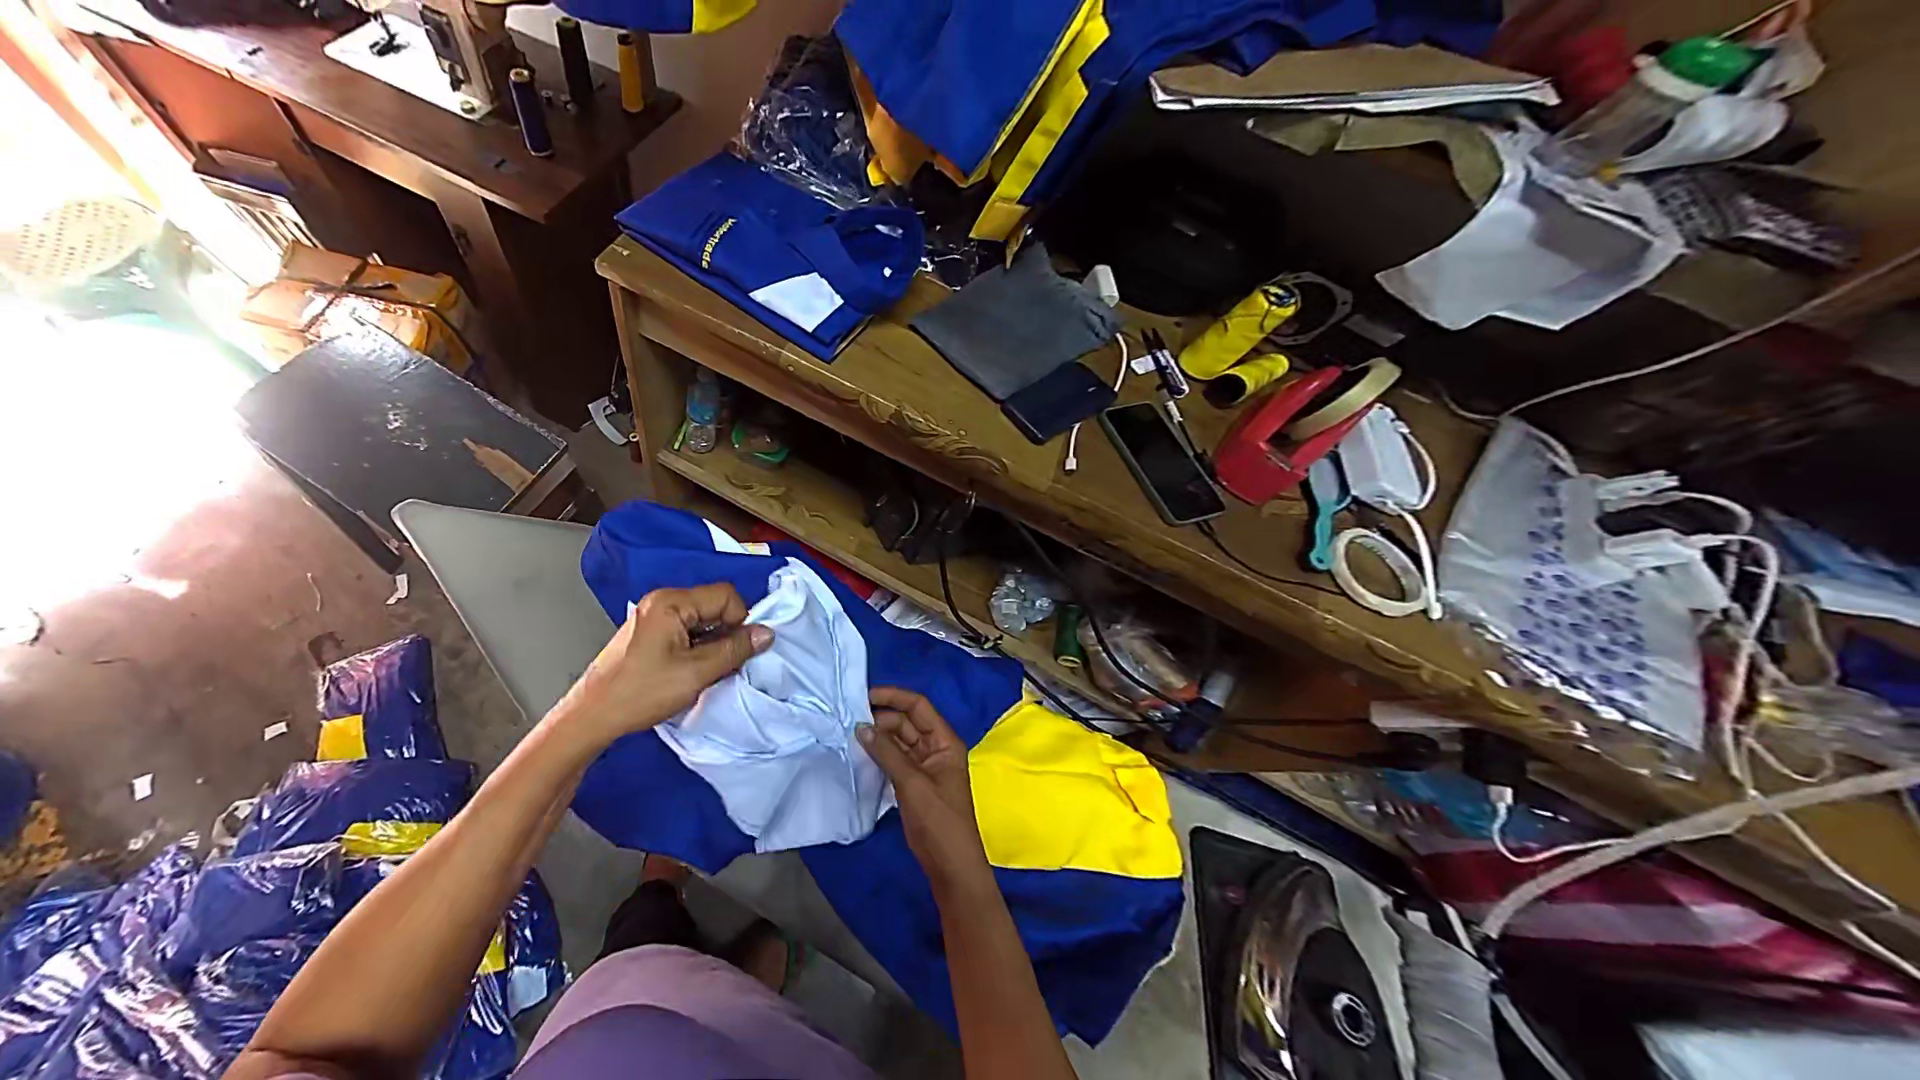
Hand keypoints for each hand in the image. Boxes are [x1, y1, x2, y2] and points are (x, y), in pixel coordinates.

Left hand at [555, 584, 771, 747]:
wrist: (592, 717)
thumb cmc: (640, 693)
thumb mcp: (696, 673)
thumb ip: (735, 649)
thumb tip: (766, 633)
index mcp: (671, 602)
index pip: (726, 595)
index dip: (740, 621)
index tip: (737, 651)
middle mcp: (662, 601)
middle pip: (715, 605)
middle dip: (727, 633)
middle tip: (722, 664)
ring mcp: (654, 616)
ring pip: (703, 620)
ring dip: (713, 643)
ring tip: (704, 670)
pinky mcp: (651, 634)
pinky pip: (688, 630)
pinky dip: (698, 648)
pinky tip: (691, 671)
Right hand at [858, 687, 990, 892]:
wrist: (950, 865)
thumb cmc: (939, 820)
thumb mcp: (913, 783)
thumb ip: (887, 753)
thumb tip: (861, 727)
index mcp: (945, 741)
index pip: (919, 707)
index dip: (894, 697)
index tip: (864, 696)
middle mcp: (936, 748)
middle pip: (907, 722)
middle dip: (881, 719)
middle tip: (849, 721)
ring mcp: (924, 766)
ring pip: (898, 741)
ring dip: (877, 737)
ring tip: (849, 734)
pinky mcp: (913, 784)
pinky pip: (894, 760)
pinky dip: (878, 755)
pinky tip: (859, 754)